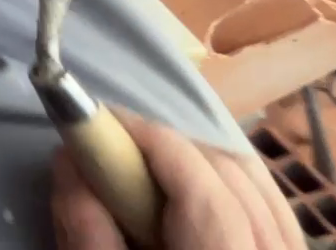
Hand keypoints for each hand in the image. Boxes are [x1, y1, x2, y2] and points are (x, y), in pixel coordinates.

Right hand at [52, 111, 299, 248]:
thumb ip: (84, 220)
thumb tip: (67, 153)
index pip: (201, 181)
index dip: (146, 135)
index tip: (92, 116)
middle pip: (230, 171)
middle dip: (164, 142)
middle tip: (109, 141)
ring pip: (254, 180)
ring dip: (193, 156)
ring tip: (143, 161)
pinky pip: (269, 202)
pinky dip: (224, 177)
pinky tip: (184, 183)